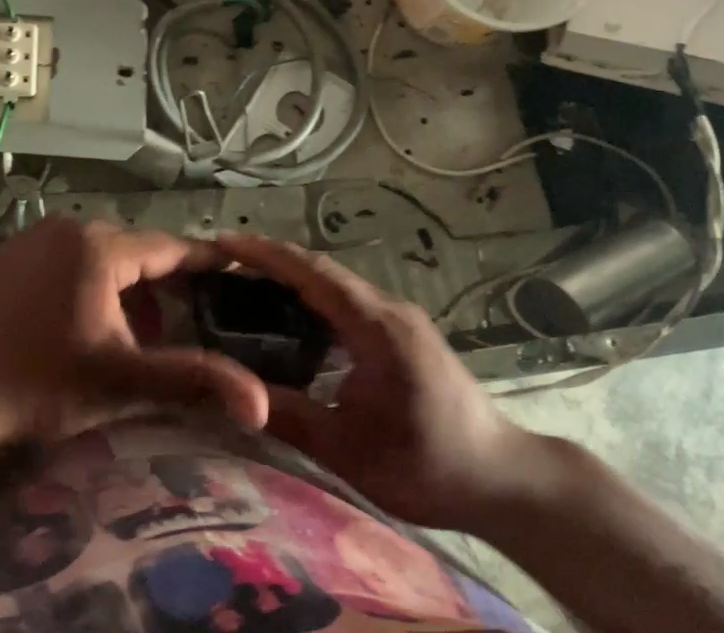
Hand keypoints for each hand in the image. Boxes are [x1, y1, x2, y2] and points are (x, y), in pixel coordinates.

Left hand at [0, 218, 268, 441]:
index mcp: (97, 247)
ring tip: (136, 338)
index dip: (204, 264)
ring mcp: (31, 239)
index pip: (168, 247)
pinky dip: (87, 286)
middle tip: (185, 327)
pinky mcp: (8, 257)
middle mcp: (64, 228)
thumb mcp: (122, 382)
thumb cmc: (40, 382)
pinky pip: (65, 261)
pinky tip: (85, 327)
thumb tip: (262, 403)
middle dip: (161, 288)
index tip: (236, 276)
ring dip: (123, 291)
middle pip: (133, 252)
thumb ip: (193, 382)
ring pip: (98, 256)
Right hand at [212, 233, 552, 531]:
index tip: (220, 241)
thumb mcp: (346, 448)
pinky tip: (285, 317)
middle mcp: (389, 311)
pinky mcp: (403, 335)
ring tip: (240, 283)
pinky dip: (310, 298)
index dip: (263, 254)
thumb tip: (226, 390)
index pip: (311, 273)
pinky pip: (347, 302)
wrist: (505, 481)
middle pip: (320, 270)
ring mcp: (400, 320)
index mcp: (376, 327)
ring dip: (288, 278)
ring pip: (334, 284)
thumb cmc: (427, 465)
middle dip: (268, 260)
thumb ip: (286, 414)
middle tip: (218, 263)